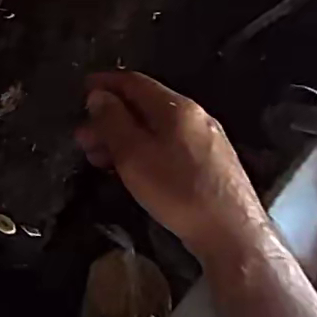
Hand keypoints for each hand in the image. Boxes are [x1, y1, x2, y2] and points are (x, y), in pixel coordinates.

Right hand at [77, 71, 267, 261]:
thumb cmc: (178, 190)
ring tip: (99, 158)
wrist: (234, 235)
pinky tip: (131, 169)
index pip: (134, 81)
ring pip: (155, 128)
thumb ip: (112, 120)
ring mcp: (206, 139)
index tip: (82, 89)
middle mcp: (194, 115)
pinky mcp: (212, 164)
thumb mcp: (133, 154)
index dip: (105, 83)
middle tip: (84, 136)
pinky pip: (168, 145)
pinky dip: (143, 150)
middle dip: (109, 118)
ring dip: (123, 137)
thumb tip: (99, 95)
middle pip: (143, 106)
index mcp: (176, 107)